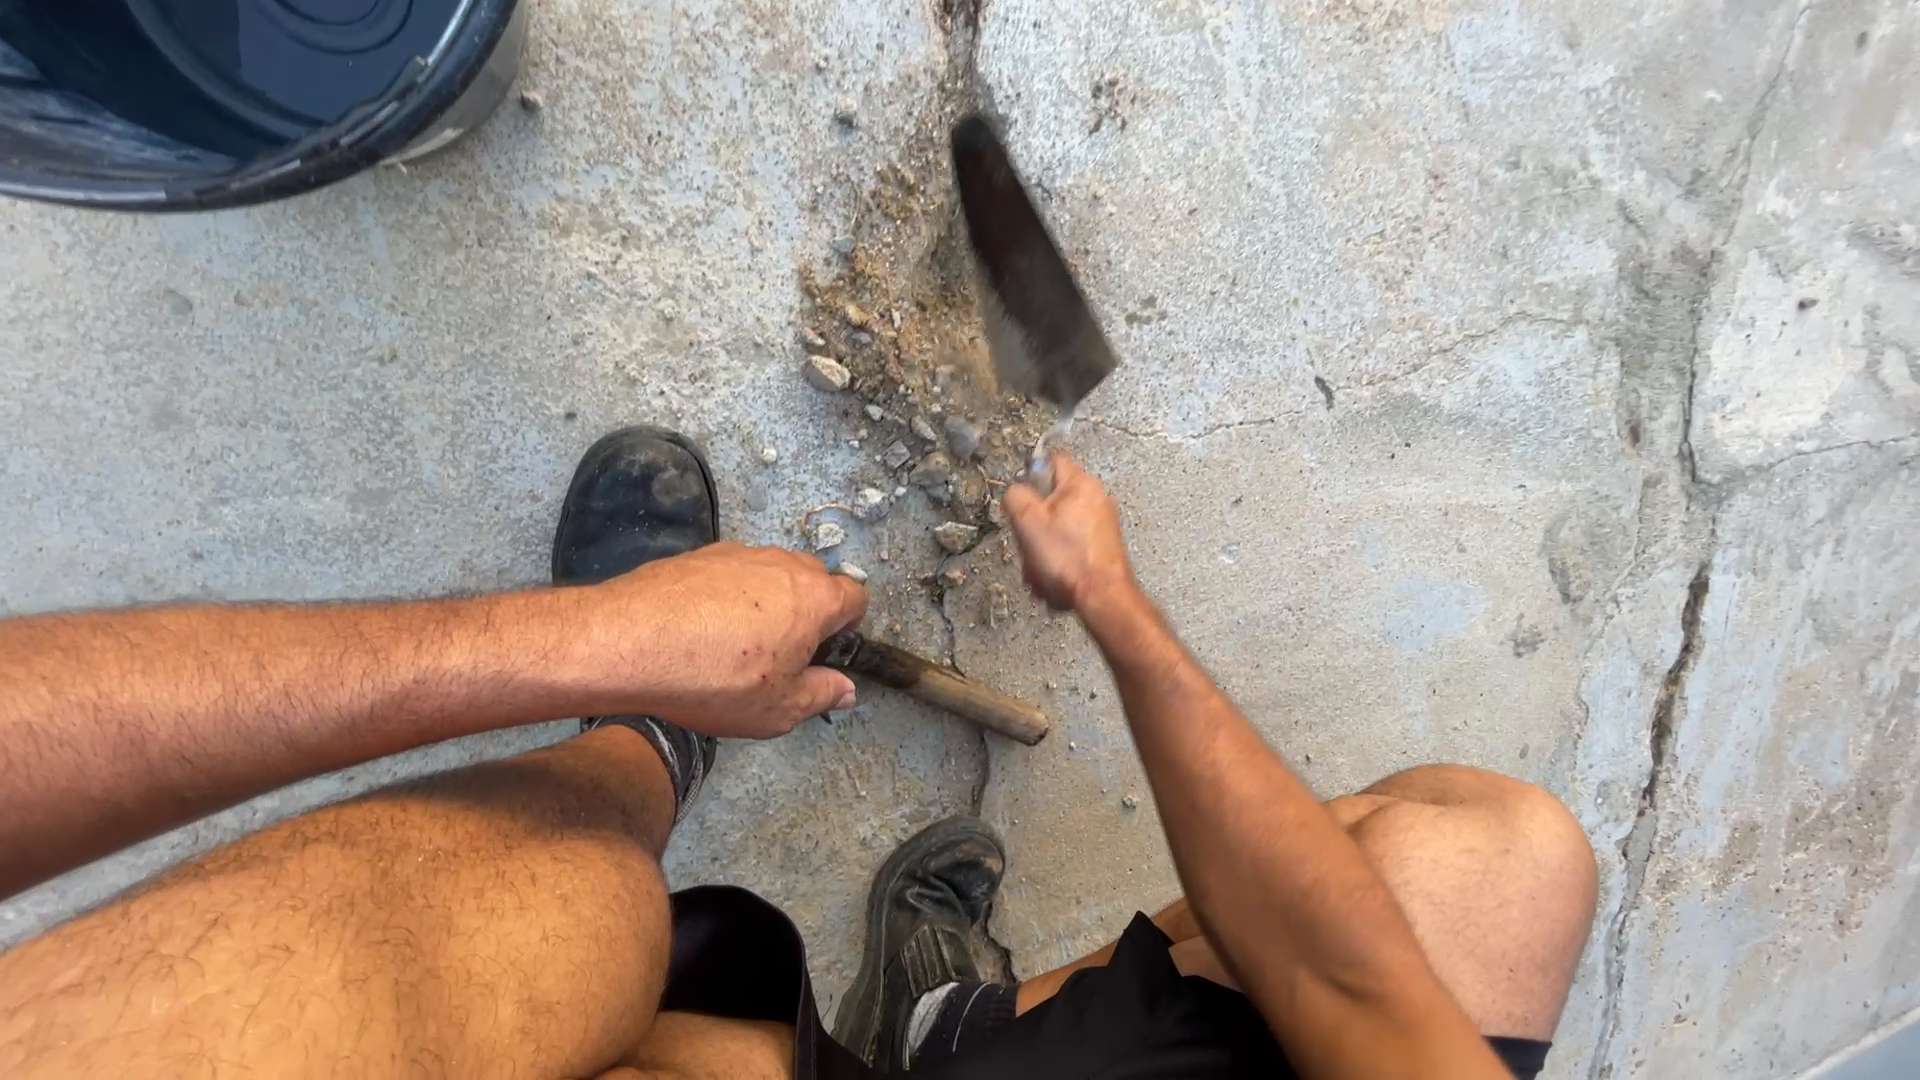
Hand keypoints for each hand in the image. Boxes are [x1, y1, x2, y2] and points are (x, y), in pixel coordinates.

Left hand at [572, 543, 867, 737]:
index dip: (848, 624)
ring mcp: (741, 553)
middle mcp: (785, 565)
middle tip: (783, 650)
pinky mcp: (702, 554)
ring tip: (735, 642)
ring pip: (772, 574)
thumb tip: (847, 690)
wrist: (629, 643)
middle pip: (815, 579)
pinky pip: (732, 573)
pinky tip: (701, 628)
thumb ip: (823, 695)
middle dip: (809, 610)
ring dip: (767, 601)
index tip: (825, 650)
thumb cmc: (714, 679)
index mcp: (816, 599)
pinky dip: (728, 595)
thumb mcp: (779, 709)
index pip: (856, 597)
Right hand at [1003, 453, 1138, 612]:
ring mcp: (1102, 523)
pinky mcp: (1102, 546)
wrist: (1101, 595)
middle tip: (1029, 541)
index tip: (1022, 499)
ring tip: (1040, 567)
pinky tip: (1052, 577)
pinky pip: (1070, 545)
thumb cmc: (1069, 558)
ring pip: (1058, 526)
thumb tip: (1014, 492)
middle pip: (1051, 500)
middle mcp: (1096, 498)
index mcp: (1080, 483)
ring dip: (1043, 547)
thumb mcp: (1027, 521)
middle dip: (1034, 523)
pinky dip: (1058, 559)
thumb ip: (1015, 496)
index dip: (1030, 476)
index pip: (1050, 460)